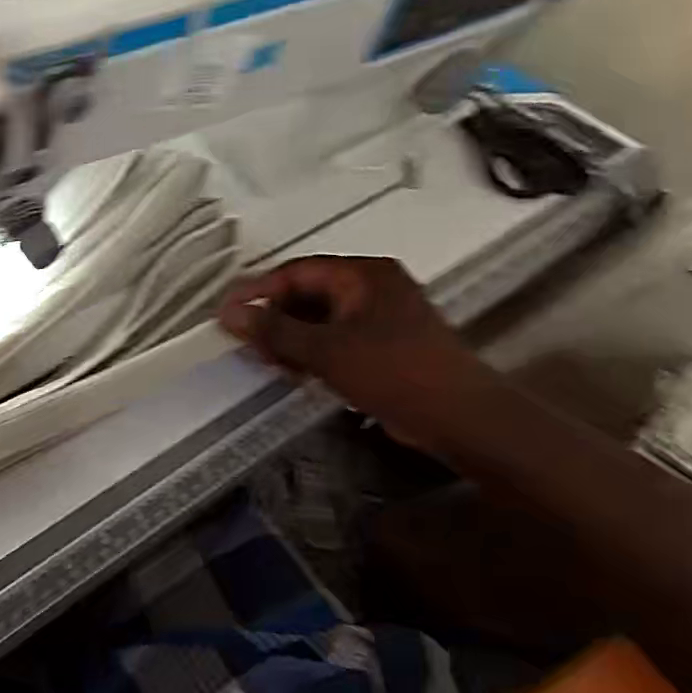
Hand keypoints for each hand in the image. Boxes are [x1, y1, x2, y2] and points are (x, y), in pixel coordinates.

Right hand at [217, 256, 494, 423]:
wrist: (462, 420)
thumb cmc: (397, 373)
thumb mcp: (325, 350)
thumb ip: (273, 329)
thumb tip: (231, 314)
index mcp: (363, 274)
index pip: (295, 271)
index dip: (258, 290)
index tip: (229, 311)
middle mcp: (374, 287)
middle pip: (307, 293)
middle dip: (274, 317)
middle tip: (246, 339)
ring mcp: (382, 315)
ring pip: (319, 317)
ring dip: (290, 337)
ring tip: (268, 359)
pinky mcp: (386, 344)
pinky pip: (335, 336)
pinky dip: (311, 350)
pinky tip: (295, 370)